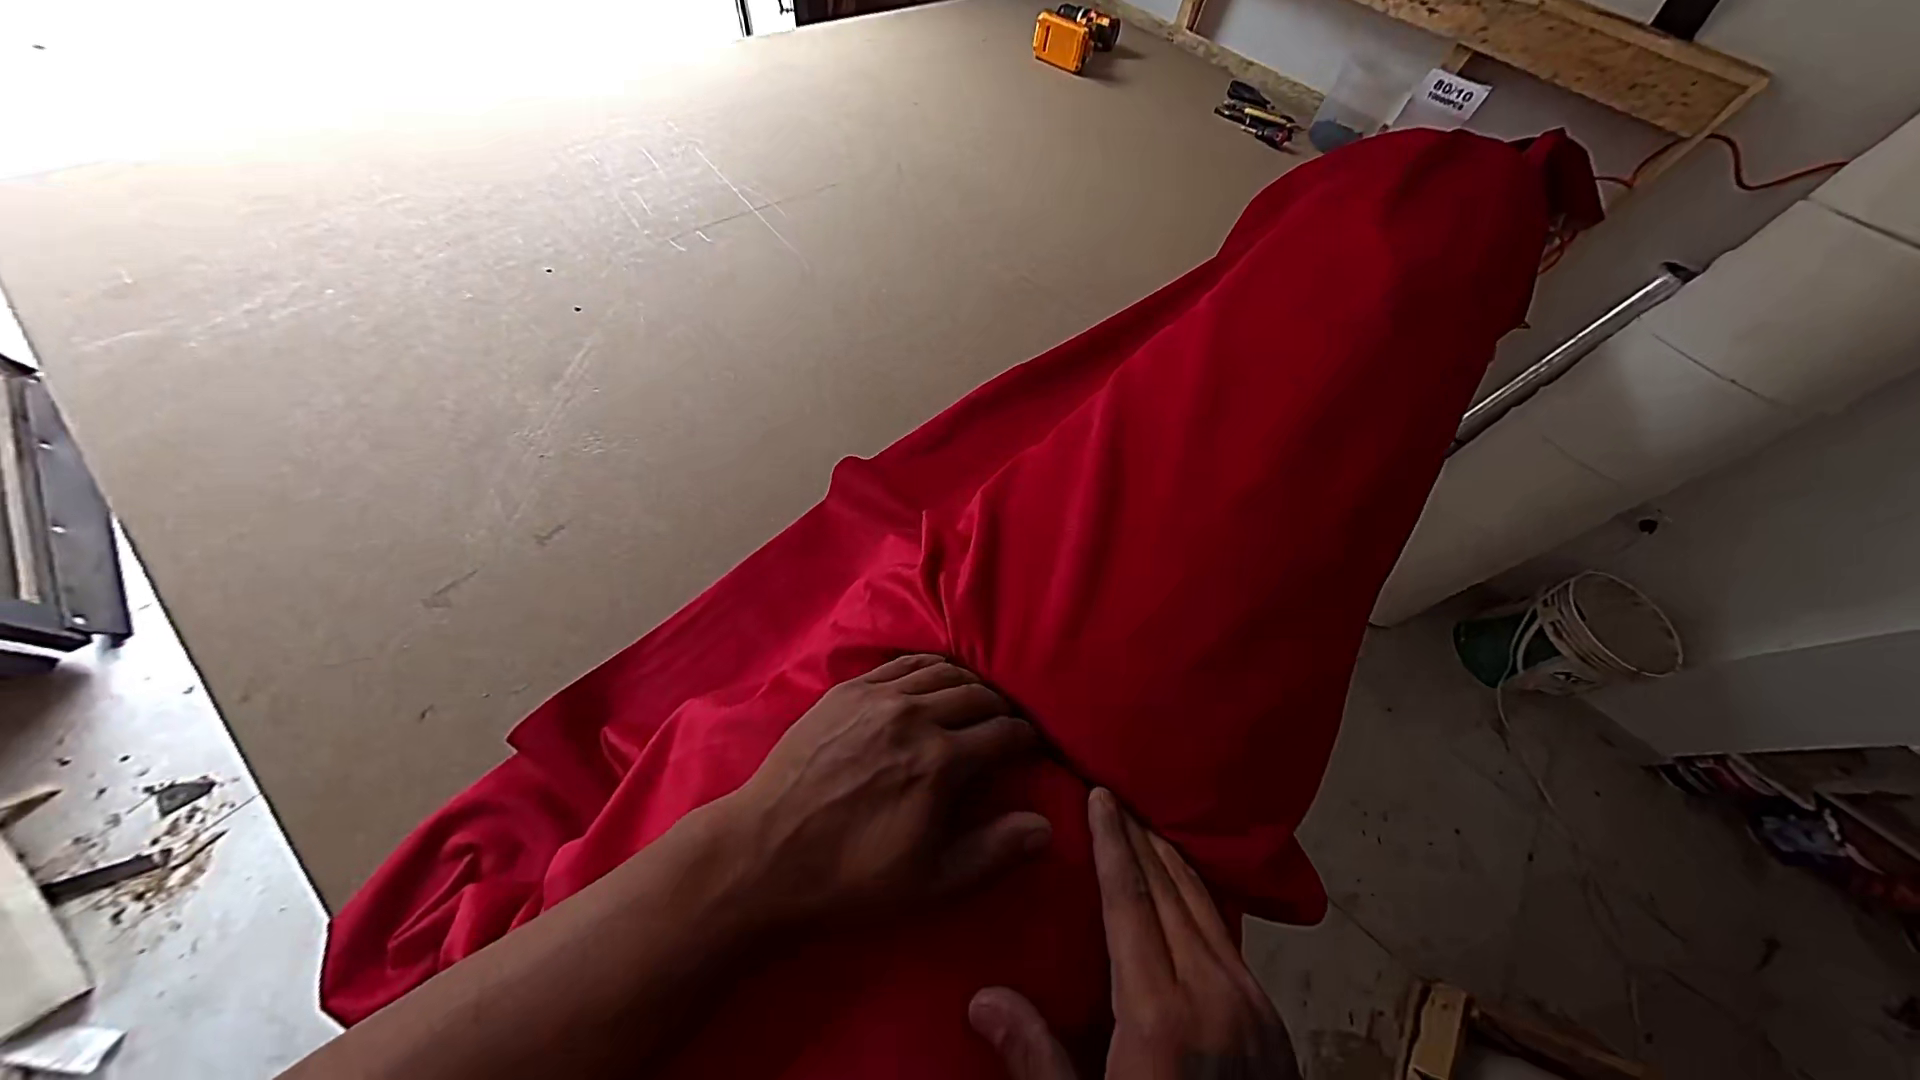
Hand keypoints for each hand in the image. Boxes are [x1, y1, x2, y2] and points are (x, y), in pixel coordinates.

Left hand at [712, 654, 1051, 926]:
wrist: (766, 852)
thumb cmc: (852, 874)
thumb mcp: (931, 882)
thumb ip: (995, 851)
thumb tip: (1047, 826)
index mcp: (941, 761)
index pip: (1005, 733)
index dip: (1026, 738)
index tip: (1031, 746)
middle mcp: (915, 716)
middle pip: (979, 695)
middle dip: (1002, 708)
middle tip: (1007, 723)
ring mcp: (878, 697)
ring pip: (943, 673)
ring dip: (969, 684)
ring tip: (976, 700)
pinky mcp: (848, 689)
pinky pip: (902, 664)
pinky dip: (929, 668)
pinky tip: (933, 679)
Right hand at [968, 789, 1300, 1079]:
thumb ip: (1036, 1059)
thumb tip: (981, 998)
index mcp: (1161, 1014)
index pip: (1130, 899)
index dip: (1112, 841)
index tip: (1100, 796)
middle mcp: (1213, 995)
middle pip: (1168, 890)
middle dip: (1139, 838)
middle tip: (1115, 800)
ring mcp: (1252, 1006)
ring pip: (1204, 906)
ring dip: (1170, 861)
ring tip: (1143, 830)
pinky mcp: (1272, 1023)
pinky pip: (1225, 935)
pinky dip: (1197, 897)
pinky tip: (1183, 892)